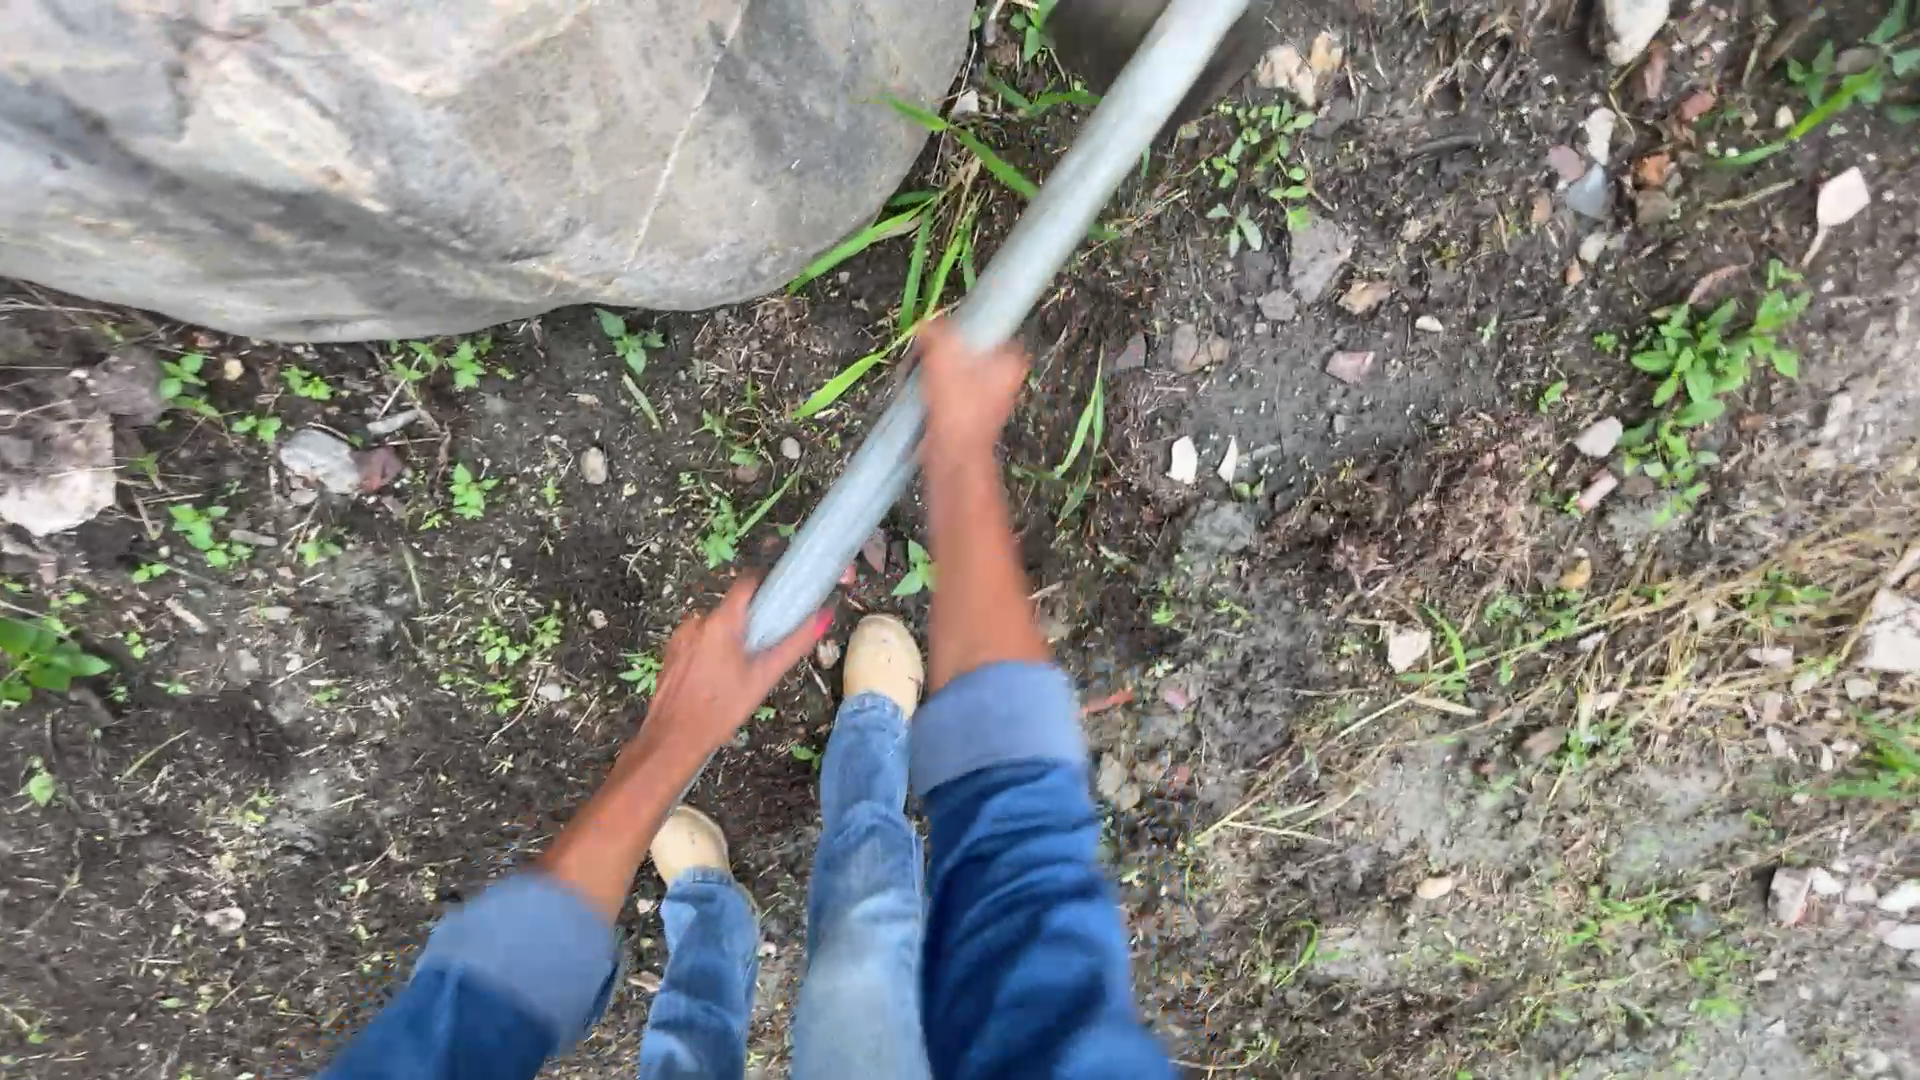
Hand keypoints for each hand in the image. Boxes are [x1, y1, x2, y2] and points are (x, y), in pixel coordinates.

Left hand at [639, 577, 829, 758]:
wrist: (674, 739)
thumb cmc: (723, 707)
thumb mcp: (765, 676)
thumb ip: (795, 643)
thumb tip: (824, 616)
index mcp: (722, 621)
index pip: (747, 582)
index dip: (767, 585)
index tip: (781, 598)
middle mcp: (698, 620)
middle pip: (733, 608)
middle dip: (750, 623)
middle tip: (763, 649)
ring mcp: (681, 635)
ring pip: (716, 625)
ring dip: (730, 639)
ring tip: (739, 670)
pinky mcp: (671, 651)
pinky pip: (700, 639)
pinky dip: (712, 650)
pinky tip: (717, 677)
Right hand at [915, 319, 1029, 459]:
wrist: (953, 454)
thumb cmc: (958, 406)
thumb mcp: (944, 354)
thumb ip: (937, 332)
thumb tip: (929, 325)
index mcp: (1011, 364)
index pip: (994, 334)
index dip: (969, 331)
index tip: (948, 332)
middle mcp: (1005, 385)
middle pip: (971, 356)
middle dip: (946, 355)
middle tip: (929, 355)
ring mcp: (987, 405)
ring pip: (958, 378)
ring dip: (937, 376)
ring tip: (922, 377)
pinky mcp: (969, 422)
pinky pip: (950, 399)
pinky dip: (935, 397)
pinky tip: (923, 398)